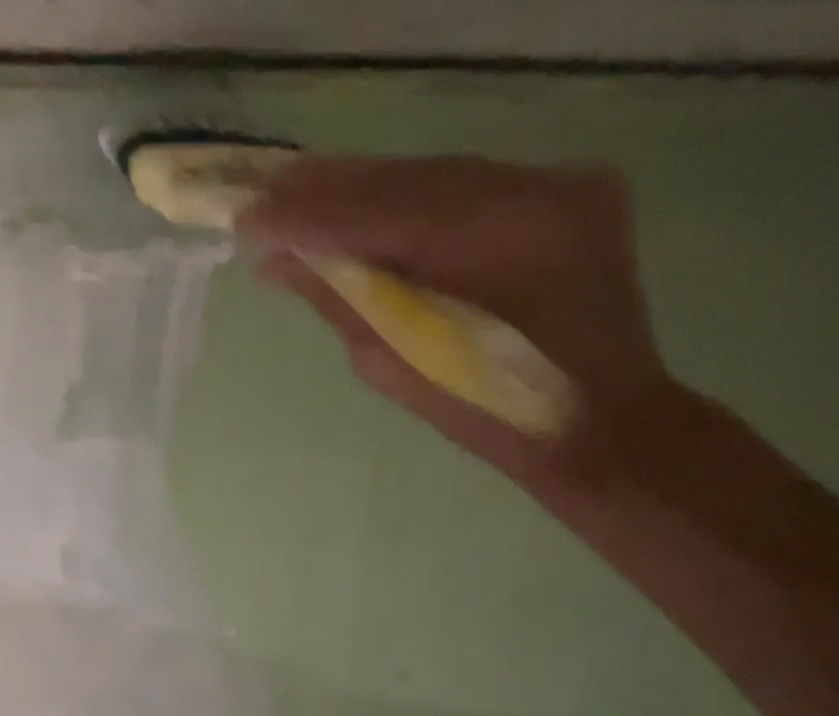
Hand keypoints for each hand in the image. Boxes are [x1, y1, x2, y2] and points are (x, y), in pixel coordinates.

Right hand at [237, 155, 678, 490]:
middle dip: (327, 190)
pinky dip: (405, 197)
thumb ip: (338, 296)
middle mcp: (533, 192)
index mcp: (494, 240)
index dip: (306, 214)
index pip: (378, 212)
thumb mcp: (391, 357)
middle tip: (261, 196)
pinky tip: (360, 203)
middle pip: (405, 180)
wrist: (593, 416)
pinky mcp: (562, 194)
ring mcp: (556, 186)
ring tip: (296, 193)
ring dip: (361, 188)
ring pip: (432, 175)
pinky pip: (464, 186)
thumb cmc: (483, 404)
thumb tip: (278, 262)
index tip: (245, 218)